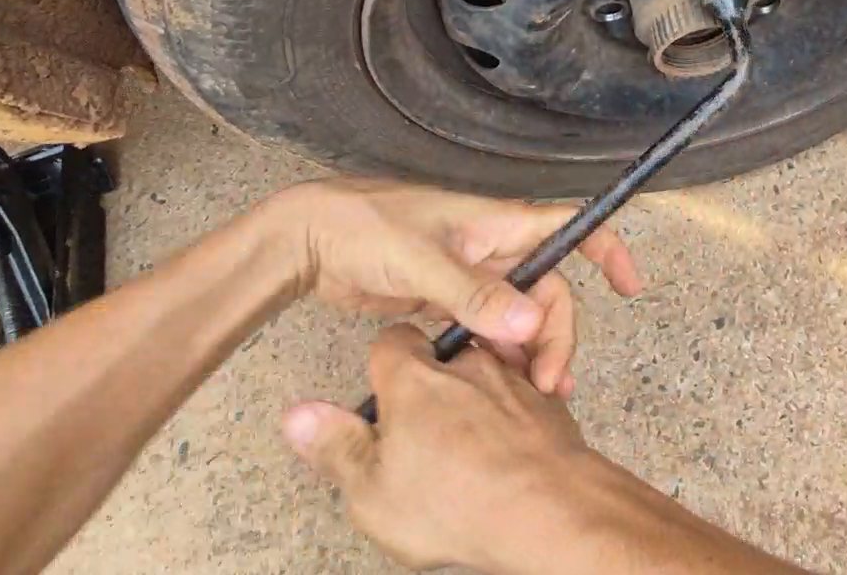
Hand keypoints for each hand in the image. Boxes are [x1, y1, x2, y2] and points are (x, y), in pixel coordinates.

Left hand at [252, 179, 642, 393]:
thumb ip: (475, 293)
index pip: (570, 227)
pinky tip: (502, 388)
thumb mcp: (423, 259)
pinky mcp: (450, 303)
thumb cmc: (370, 228)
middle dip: (557, 332)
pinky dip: (502, 357)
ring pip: (523, 315)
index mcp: (500, 225)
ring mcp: (474, 278)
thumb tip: (531, 322)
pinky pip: (491, 331)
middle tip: (548, 381)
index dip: (606, 249)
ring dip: (532, 351)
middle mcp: (496, 250)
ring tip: (533, 396)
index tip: (628, 286)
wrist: (311, 239)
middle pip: (550, 290)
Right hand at [281, 325, 623, 572]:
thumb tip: (298, 414)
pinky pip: (521, 394)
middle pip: (441, 358)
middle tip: (424, 432)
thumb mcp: (372, 491)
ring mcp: (511, 378)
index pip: (391, 342)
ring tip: (466, 447)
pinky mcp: (546, 398)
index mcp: (416, 380)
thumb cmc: (458, 501)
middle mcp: (467, 365)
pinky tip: (505, 450)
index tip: (381, 395)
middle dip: (431, 384)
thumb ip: (337, 447)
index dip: (382, 364)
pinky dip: (510, 414)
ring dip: (474, 398)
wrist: (547, 505)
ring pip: (484, 374)